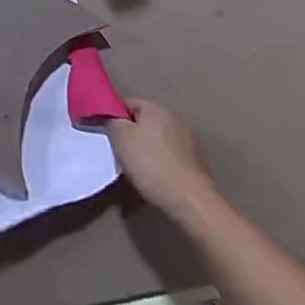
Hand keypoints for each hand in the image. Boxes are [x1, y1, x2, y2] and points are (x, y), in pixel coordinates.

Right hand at [104, 99, 218, 220]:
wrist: (190, 200)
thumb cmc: (151, 166)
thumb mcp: (121, 139)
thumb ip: (112, 121)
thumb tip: (111, 117)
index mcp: (155, 109)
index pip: (127, 104)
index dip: (114, 117)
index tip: (108, 135)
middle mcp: (174, 118)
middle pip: (143, 122)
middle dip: (131, 135)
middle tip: (121, 154)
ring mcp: (188, 139)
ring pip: (157, 139)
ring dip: (147, 149)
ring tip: (138, 169)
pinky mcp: (196, 159)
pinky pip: (170, 154)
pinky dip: (161, 161)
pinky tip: (157, 177)